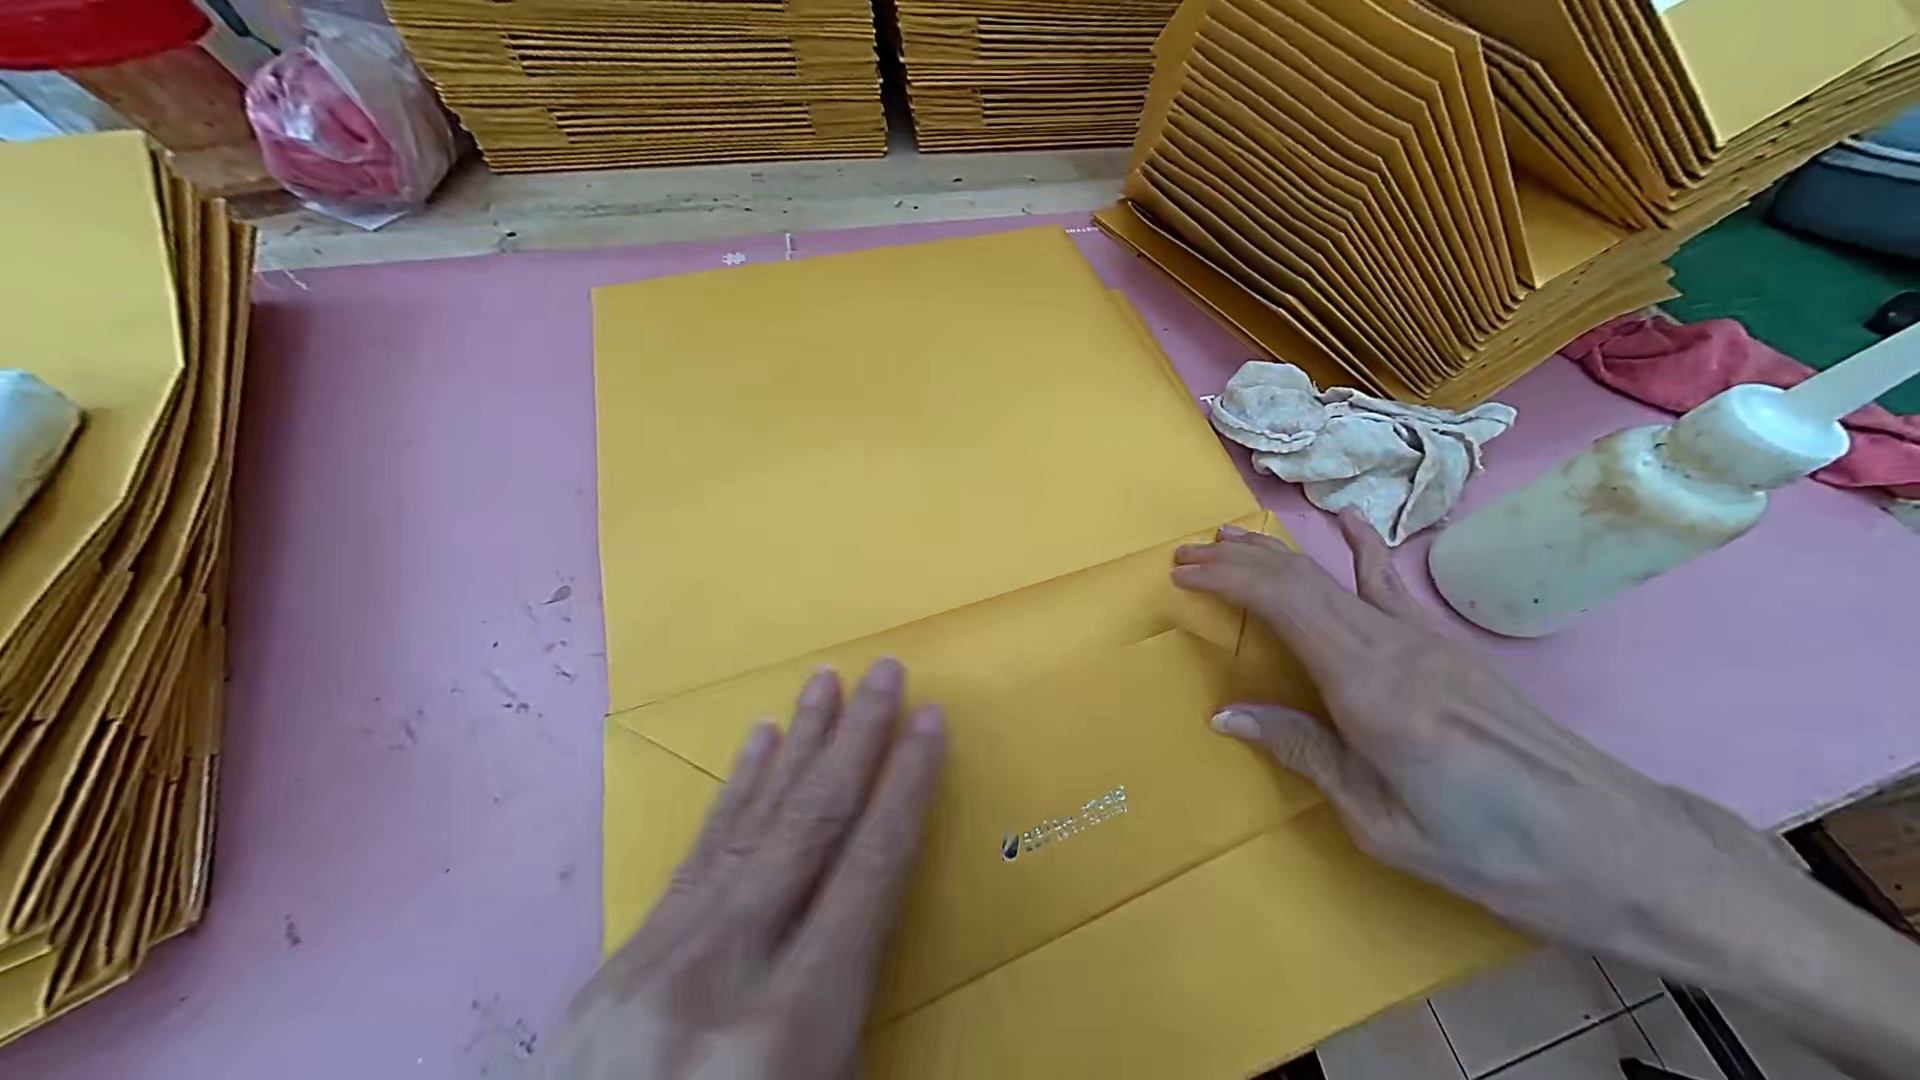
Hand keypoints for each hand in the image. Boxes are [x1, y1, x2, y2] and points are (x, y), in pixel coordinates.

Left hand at [545, 659, 945, 1079]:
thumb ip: (858, 1021)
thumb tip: (883, 923)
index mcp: (790, 1028)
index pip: (869, 870)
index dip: (905, 787)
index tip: (928, 722)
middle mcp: (723, 972)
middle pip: (809, 825)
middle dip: (855, 738)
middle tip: (882, 670)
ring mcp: (658, 959)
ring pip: (750, 821)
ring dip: (796, 743)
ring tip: (823, 682)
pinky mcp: (618, 961)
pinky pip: (695, 853)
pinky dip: (735, 790)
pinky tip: (756, 745)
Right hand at [1170, 512, 1801, 980]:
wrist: (1618, 848)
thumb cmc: (1492, 849)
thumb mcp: (1382, 821)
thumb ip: (1304, 752)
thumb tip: (1225, 713)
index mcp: (1370, 688)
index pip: (1284, 604)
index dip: (1227, 579)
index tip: (1182, 572)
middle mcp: (1393, 645)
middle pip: (1301, 580)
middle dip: (1236, 560)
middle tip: (1186, 554)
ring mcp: (1423, 638)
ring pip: (1333, 575)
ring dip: (1275, 554)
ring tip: (1229, 539)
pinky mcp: (1443, 646)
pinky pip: (1389, 583)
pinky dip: (1360, 548)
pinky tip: (1345, 521)